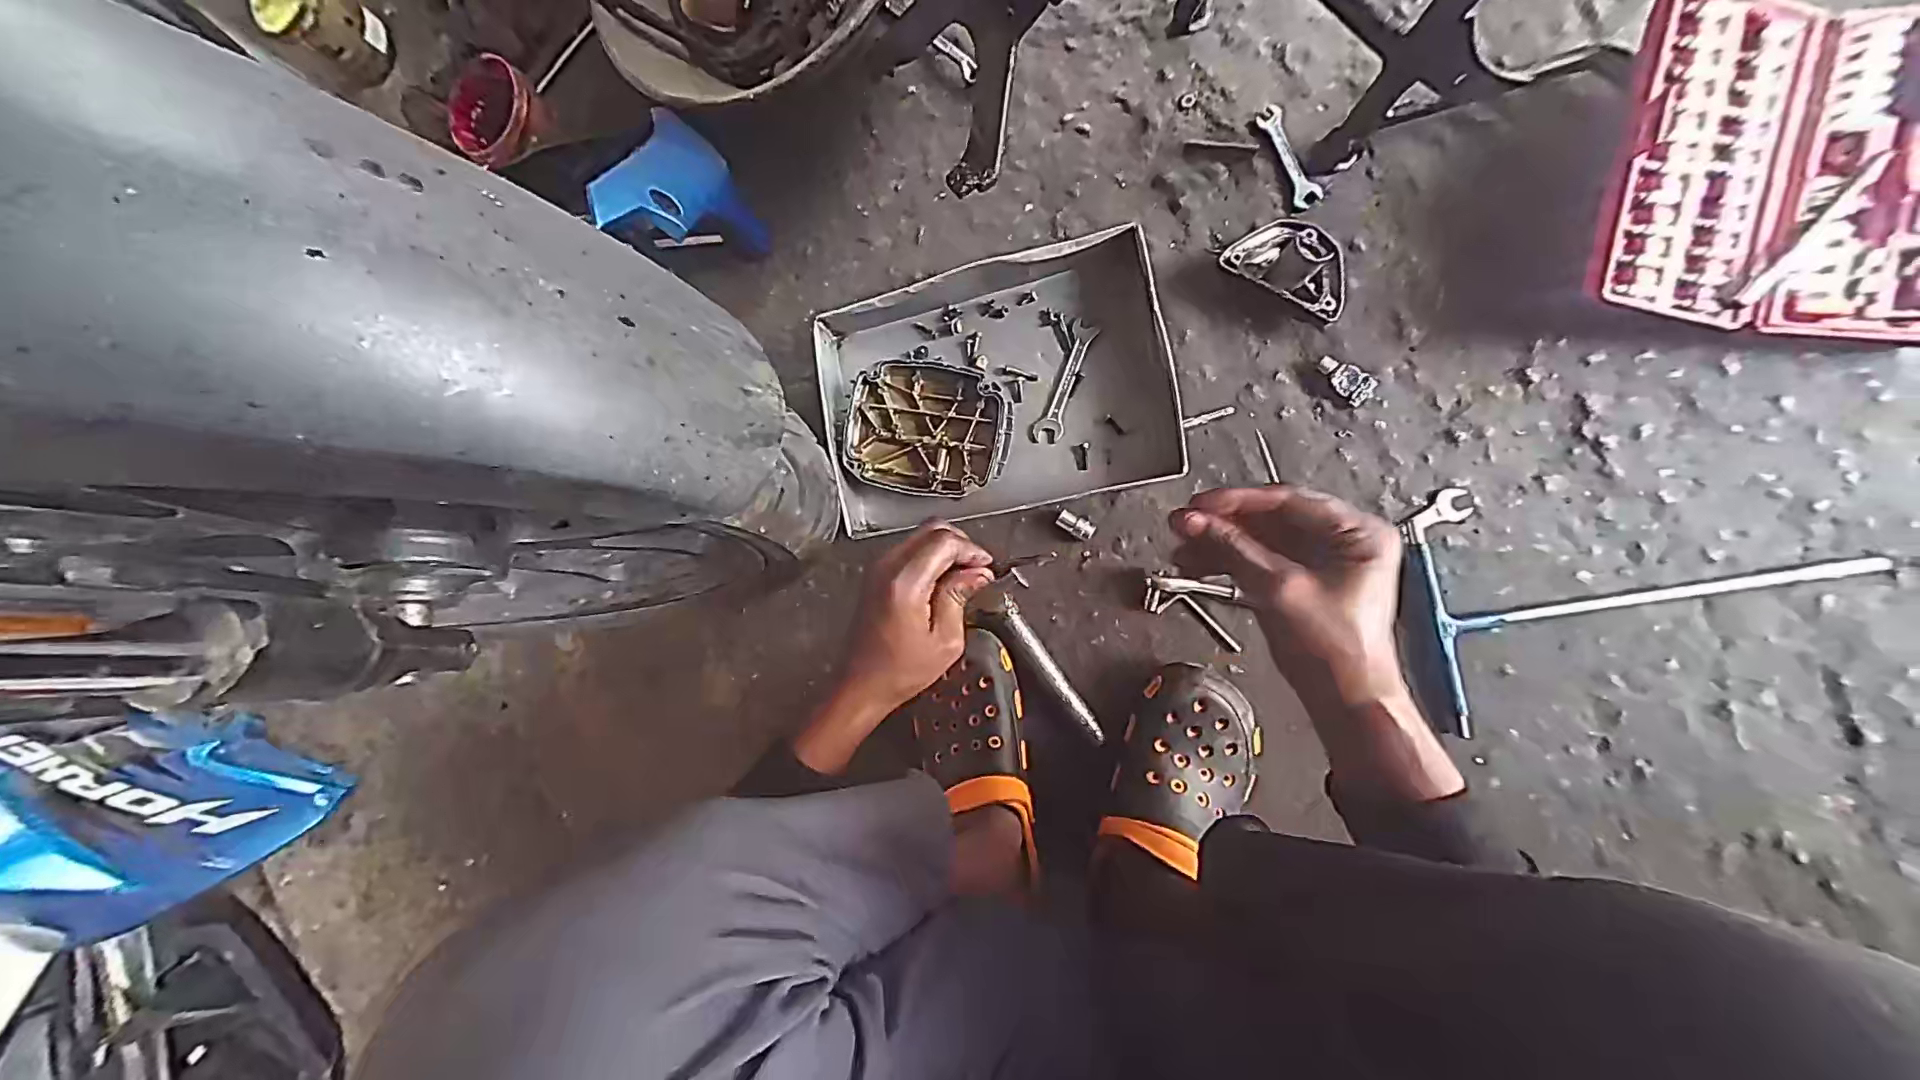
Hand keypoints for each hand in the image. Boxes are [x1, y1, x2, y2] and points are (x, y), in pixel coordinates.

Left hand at [839, 521, 996, 710]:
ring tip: (964, 577)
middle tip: (978, 569)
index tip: (986, 567)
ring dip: (946, 549)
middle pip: (933, 530)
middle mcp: (888, 568)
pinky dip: (931, 557)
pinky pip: (909, 550)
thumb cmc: (897, 672)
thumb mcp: (945, 641)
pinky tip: (943, 581)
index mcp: (905, 583)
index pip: (945, 542)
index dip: (972, 551)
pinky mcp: (876, 575)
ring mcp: (878, 568)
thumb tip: (977, 574)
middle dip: (961, 544)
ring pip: (921, 536)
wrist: (860, 684)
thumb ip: (959, 598)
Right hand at [1170, 486, 1406, 706]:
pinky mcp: (1299, 583)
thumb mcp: (1278, 590)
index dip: (1237, 502)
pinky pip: (1257, 560)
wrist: (1344, 699)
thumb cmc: (1338, 653)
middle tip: (1187, 522)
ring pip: (1259, 540)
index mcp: (1357, 534)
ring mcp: (1319, 564)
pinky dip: (1227, 561)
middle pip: (1270, 520)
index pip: (1287, 501)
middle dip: (1222, 524)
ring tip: (1185, 544)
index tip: (1201, 505)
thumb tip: (1198, 523)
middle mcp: (1341, 543)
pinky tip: (1199, 562)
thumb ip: (1234, 550)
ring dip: (1219, 543)